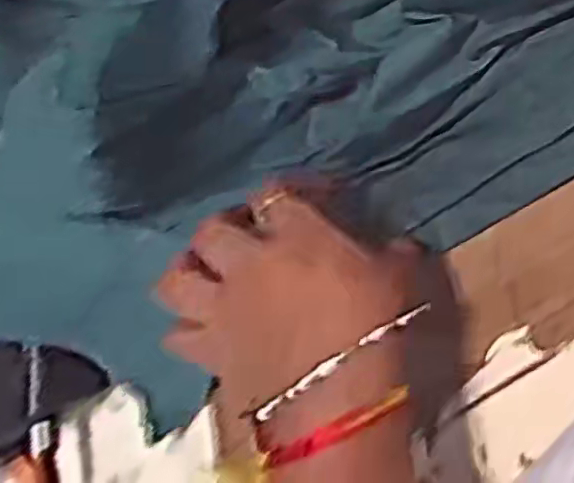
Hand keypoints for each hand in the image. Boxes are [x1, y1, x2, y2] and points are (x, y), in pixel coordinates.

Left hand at [155, 182, 420, 438]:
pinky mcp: (205, 349)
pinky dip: (189, 319)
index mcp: (299, 233)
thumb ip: (384, 243)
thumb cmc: (375, 313)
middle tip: (254, 226)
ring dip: (192, 267)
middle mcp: (248, 262)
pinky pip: (176, 329)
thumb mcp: (400, 264)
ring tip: (216, 267)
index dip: (293, 187)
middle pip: (212, 228)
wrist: (336, 385)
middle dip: (230, 222)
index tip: (319, 194)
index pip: (276, 192)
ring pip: (174, 278)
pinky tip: (212, 318)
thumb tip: (384, 242)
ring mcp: (219, 308)